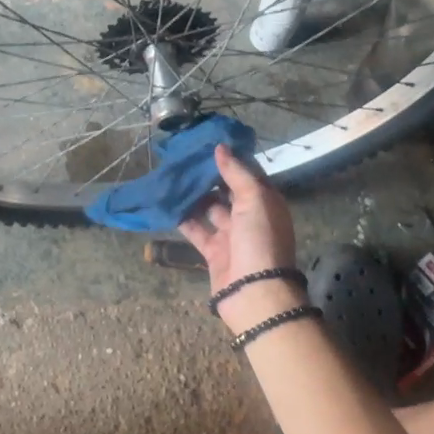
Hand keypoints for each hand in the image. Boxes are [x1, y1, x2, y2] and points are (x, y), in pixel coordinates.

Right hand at [178, 145, 301, 332]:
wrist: (254, 292)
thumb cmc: (260, 240)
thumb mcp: (255, 200)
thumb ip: (237, 173)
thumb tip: (220, 148)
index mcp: (266, 201)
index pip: (248, 173)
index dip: (231, 157)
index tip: (208, 141)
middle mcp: (250, 215)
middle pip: (227, 190)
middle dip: (208, 175)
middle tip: (184, 156)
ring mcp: (231, 234)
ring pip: (209, 208)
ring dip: (193, 194)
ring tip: (173, 175)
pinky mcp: (213, 251)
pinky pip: (196, 229)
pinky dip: (183, 217)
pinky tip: (168, 202)